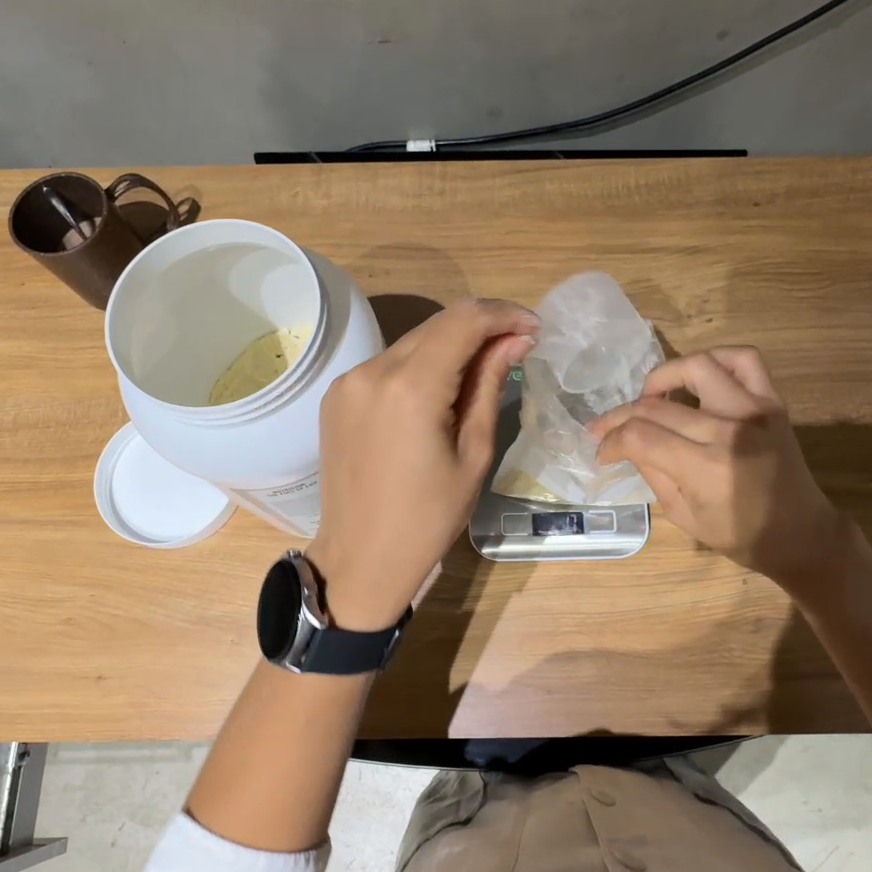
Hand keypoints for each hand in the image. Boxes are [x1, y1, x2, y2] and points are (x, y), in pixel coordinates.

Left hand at [307, 299, 538, 630]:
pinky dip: (421, 365)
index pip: (464, 321)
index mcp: (411, 388)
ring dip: (451, 346)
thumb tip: (515, 341)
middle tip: (518, 347)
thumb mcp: (473, 454)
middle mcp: (372, 371)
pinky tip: (441, 390)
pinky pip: (388, 364)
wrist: (361, 557)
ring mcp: (348, 382)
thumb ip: (489, 386)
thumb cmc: (428, 518)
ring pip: (412, 342)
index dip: (504, 314)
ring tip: (483, 371)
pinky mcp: (337, 395)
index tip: (533, 329)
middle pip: (437, 325)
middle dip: (481, 328)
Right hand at [590, 346, 838, 588]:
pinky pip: (743, 360)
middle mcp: (729, 431)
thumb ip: (652, 473)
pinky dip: (715, 359)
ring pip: (697, 366)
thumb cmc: (740, 535)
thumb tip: (625, 445)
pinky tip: (697, 378)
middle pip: (658, 406)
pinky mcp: (772, 401)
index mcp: (705, 468)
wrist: (801, 534)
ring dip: (665, 377)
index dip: (611, 440)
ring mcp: (754, 410)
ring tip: (652, 397)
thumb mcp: (684, 516)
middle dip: (621, 416)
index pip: (640, 436)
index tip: (602, 451)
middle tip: (607, 429)